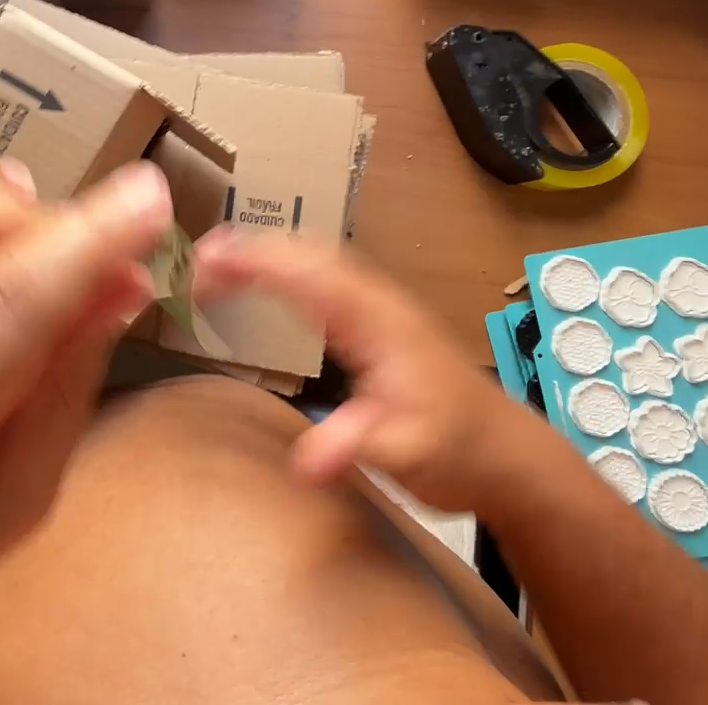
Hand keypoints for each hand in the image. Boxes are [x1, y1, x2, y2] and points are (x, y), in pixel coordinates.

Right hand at [193, 229, 550, 512]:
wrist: (507, 453)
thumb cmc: (461, 450)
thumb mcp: (410, 454)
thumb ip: (358, 444)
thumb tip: (303, 459)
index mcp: (380, 323)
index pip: (311, 276)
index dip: (259, 261)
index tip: (211, 259)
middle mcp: (377, 302)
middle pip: (310, 253)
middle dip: (253, 247)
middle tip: (200, 259)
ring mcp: (378, 306)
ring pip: (317, 258)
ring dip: (268, 251)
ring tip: (218, 259)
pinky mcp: (375, 319)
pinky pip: (323, 276)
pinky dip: (286, 267)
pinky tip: (265, 277)